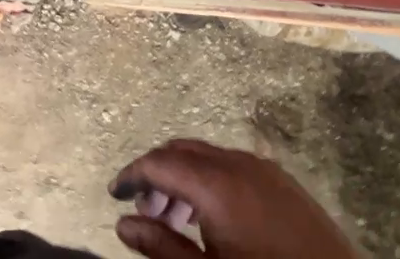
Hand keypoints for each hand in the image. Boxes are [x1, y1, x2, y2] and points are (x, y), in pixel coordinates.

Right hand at [111, 140, 359, 258]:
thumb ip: (161, 247)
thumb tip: (122, 224)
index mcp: (215, 183)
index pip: (157, 162)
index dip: (131, 176)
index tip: (114, 195)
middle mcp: (237, 163)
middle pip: (181, 152)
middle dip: (156, 175)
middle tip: (146, 213)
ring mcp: (265, 170)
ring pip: (208, 158)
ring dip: (184, 179)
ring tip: (178, 222)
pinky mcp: (286, 184)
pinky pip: (234, 167)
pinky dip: (211, 181)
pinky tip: (215, 219)